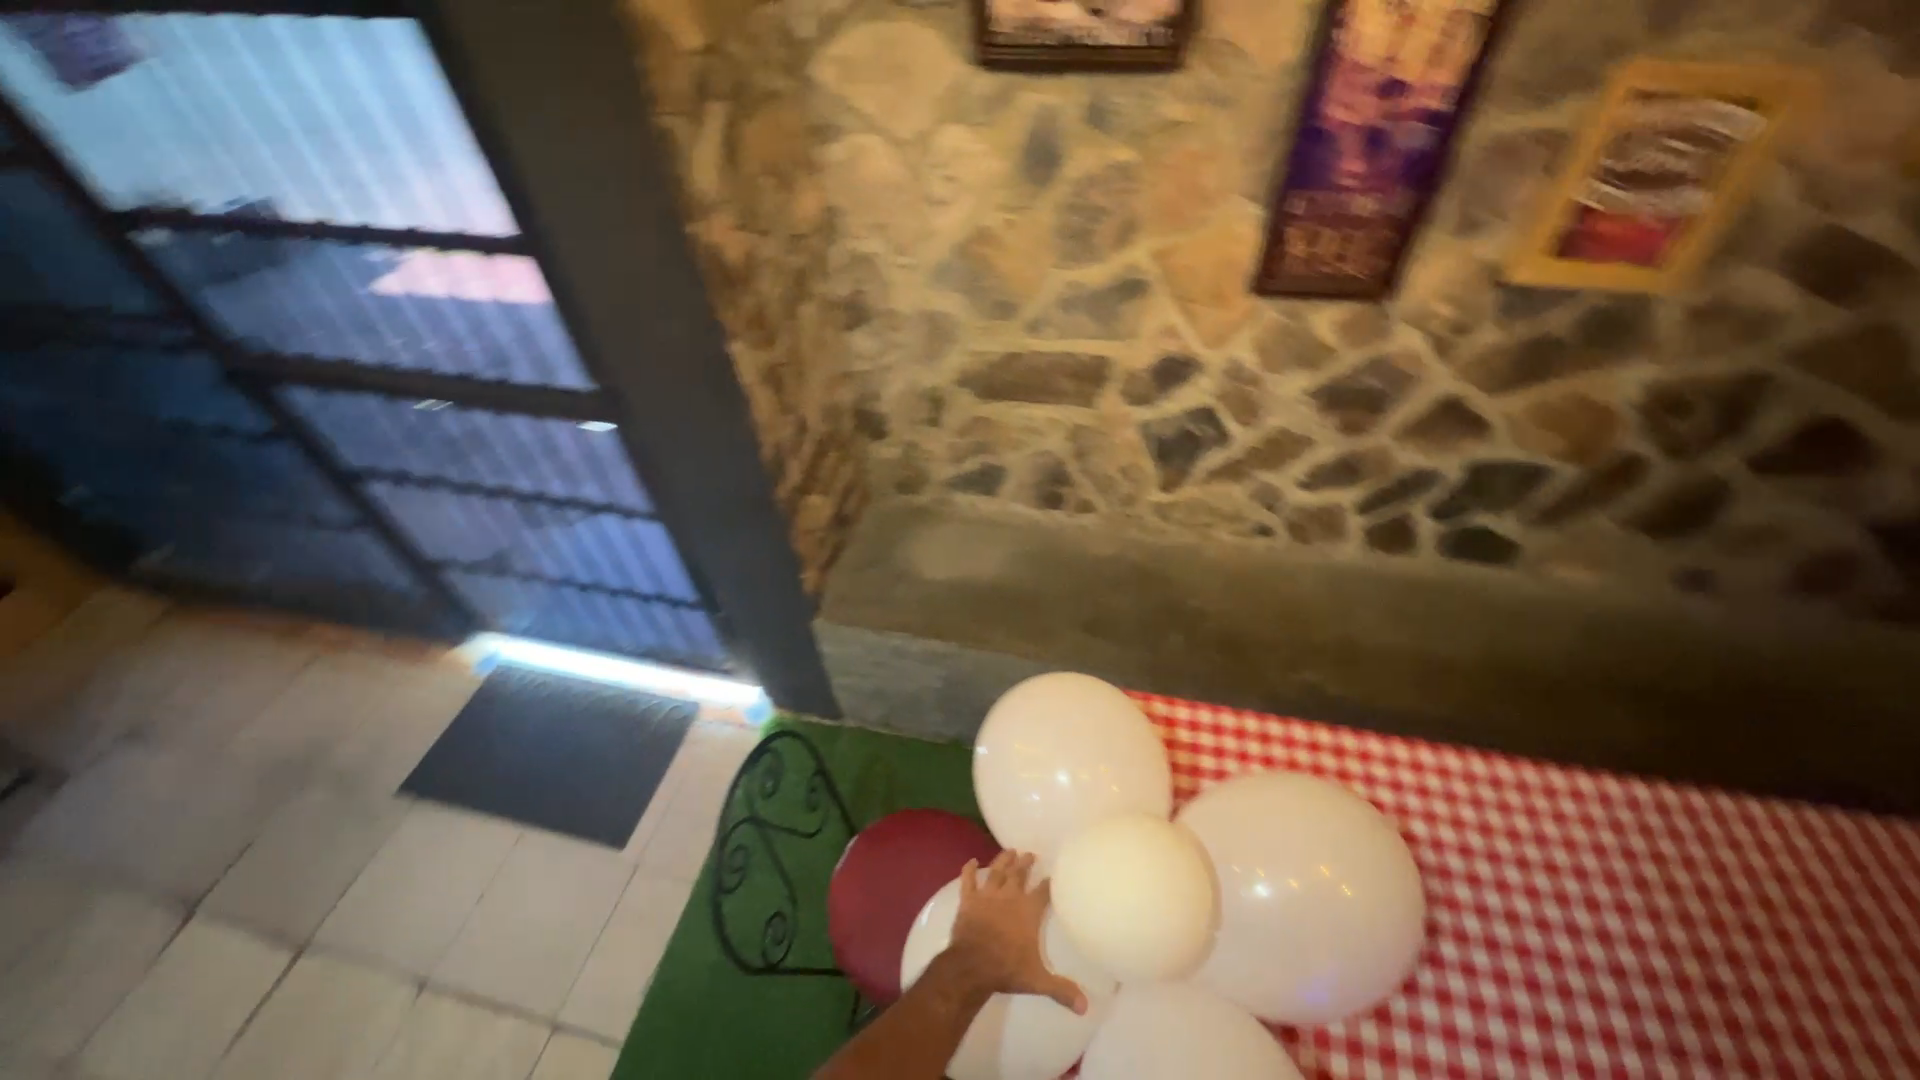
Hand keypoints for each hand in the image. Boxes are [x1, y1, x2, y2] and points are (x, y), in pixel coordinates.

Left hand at [945, 850, 1087, 1014]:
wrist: (972, 966)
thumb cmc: (1007, 969)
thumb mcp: (1038, 980)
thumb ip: (1061, 990)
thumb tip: (1085, 1007)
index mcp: (1028, 911)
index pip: (1043, 892)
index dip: (1049, 883)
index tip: (1053, 875)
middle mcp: (1009, 897)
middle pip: (1019, 875)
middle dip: (1025, 863)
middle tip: (1029, 854)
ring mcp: (987, 896)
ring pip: (996, 872)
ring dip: (1003, 861)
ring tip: (1009, 850)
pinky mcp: (968, 901)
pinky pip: (968, 881)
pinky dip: (969, 870)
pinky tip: (971, 861)